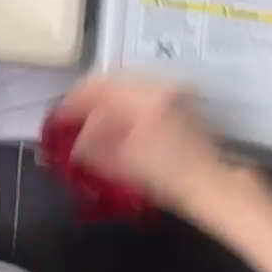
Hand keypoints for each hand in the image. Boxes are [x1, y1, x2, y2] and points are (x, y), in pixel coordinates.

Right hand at [54, 74, 242, 209]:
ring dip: (104, 106)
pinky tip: (113, 130)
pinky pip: (139, 98)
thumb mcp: (121, 162)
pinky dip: (121, 110)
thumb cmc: (168, 176)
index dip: (72, 102)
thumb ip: (91, 146)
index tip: (57, 120)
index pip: (97, 86)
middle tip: (70, 122)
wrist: (214, 189)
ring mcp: (172, 93)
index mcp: (145, 94)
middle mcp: (159, 85)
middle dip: (87, 102)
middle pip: (110, 83)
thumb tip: (72, 142)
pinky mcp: (178, 105)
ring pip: (125, 90)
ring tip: (89, 128)